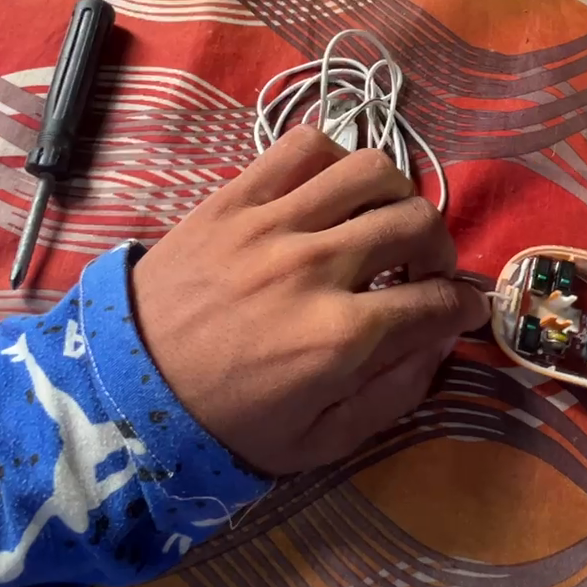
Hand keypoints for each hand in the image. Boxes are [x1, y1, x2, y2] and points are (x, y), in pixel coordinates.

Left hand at [131, 126, 486, 475]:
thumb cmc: (225, 423)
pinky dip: (334, 158)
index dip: (464, 305)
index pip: (435, 301)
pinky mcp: (234, 196)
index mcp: (337, 338)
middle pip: (415, 223)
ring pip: (371, 169)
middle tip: (425, 270)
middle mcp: (313, 267)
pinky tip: (332, 191)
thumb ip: (394, 392)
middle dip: (441, 249)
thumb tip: (442, 337)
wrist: (121, 388)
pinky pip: (302, 145)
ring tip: (384, 221)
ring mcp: (271, 222)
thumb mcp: (319, 441)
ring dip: (398, 194)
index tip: (464, 307)